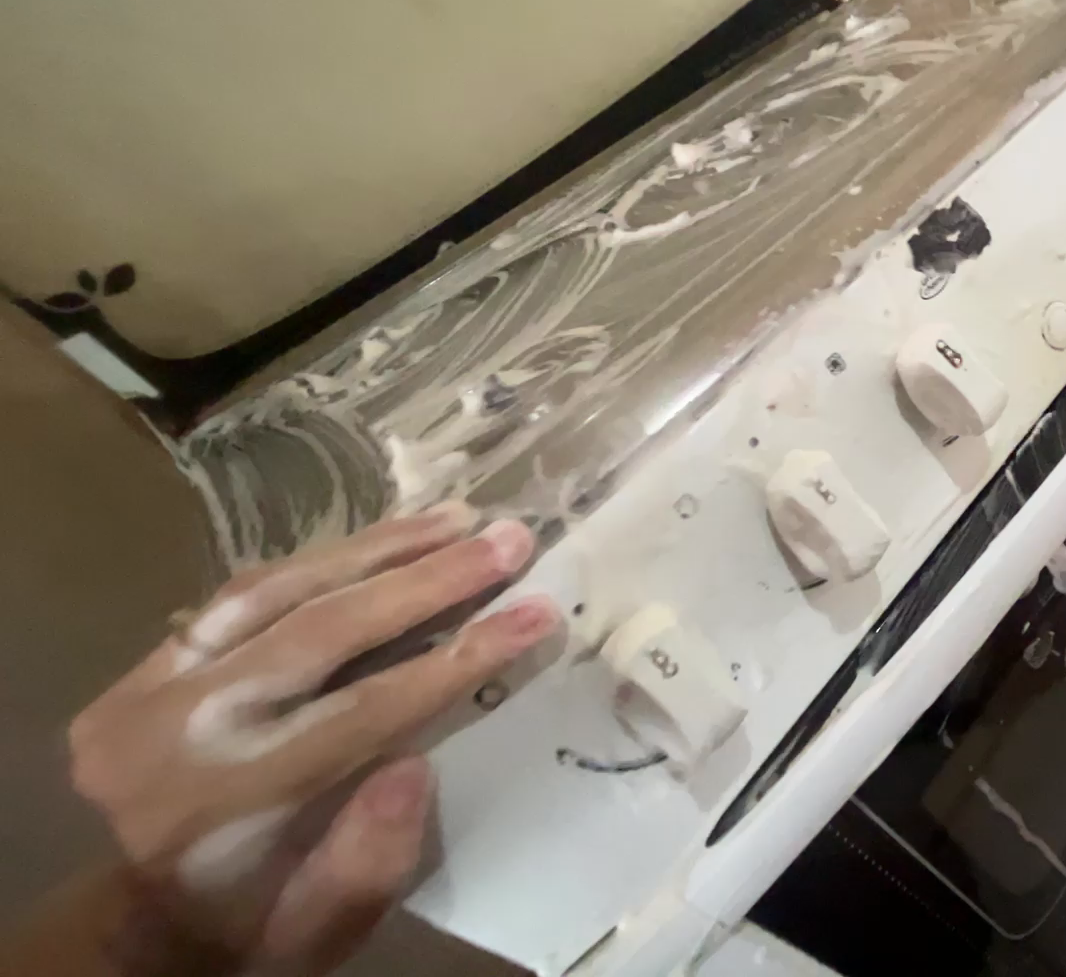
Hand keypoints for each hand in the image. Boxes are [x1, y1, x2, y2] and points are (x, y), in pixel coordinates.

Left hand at [66, 503, 557, 973]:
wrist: (147, 912)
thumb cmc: (263, 915)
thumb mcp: (324, 925)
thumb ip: (368, 861)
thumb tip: (415, 767)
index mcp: (224, 802)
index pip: (368, 706)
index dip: (463, 654)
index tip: (540, 610)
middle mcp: (174, 731)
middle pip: (326, 628)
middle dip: (434, 578)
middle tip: (512, 538)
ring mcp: (151, 683)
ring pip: (284, 587)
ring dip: (387, 545)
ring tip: (464, 517)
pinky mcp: (155, 657)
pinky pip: (254, 587)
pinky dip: (336, 554)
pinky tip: (399, 534)